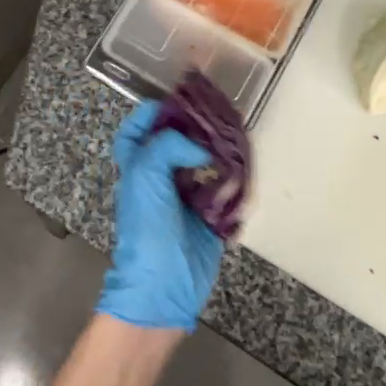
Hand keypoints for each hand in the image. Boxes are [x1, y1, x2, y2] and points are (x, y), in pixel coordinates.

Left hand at [96, 102, 223, 331]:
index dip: (151, 114)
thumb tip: (200, 146)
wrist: (163, 284)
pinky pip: (226, 194)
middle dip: (197, 130)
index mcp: (139, 167)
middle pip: (177, 144)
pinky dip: (236, 183)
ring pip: (205, 166)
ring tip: (239, 137)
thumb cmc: (147, 225)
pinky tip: (247, 169)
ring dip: (221, 154)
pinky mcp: (211, 219)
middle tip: (221, 114)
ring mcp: (187, 199)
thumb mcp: (146, 174)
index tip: (178, 102)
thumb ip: (169, 145)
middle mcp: (162, 179)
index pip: (138, 131)